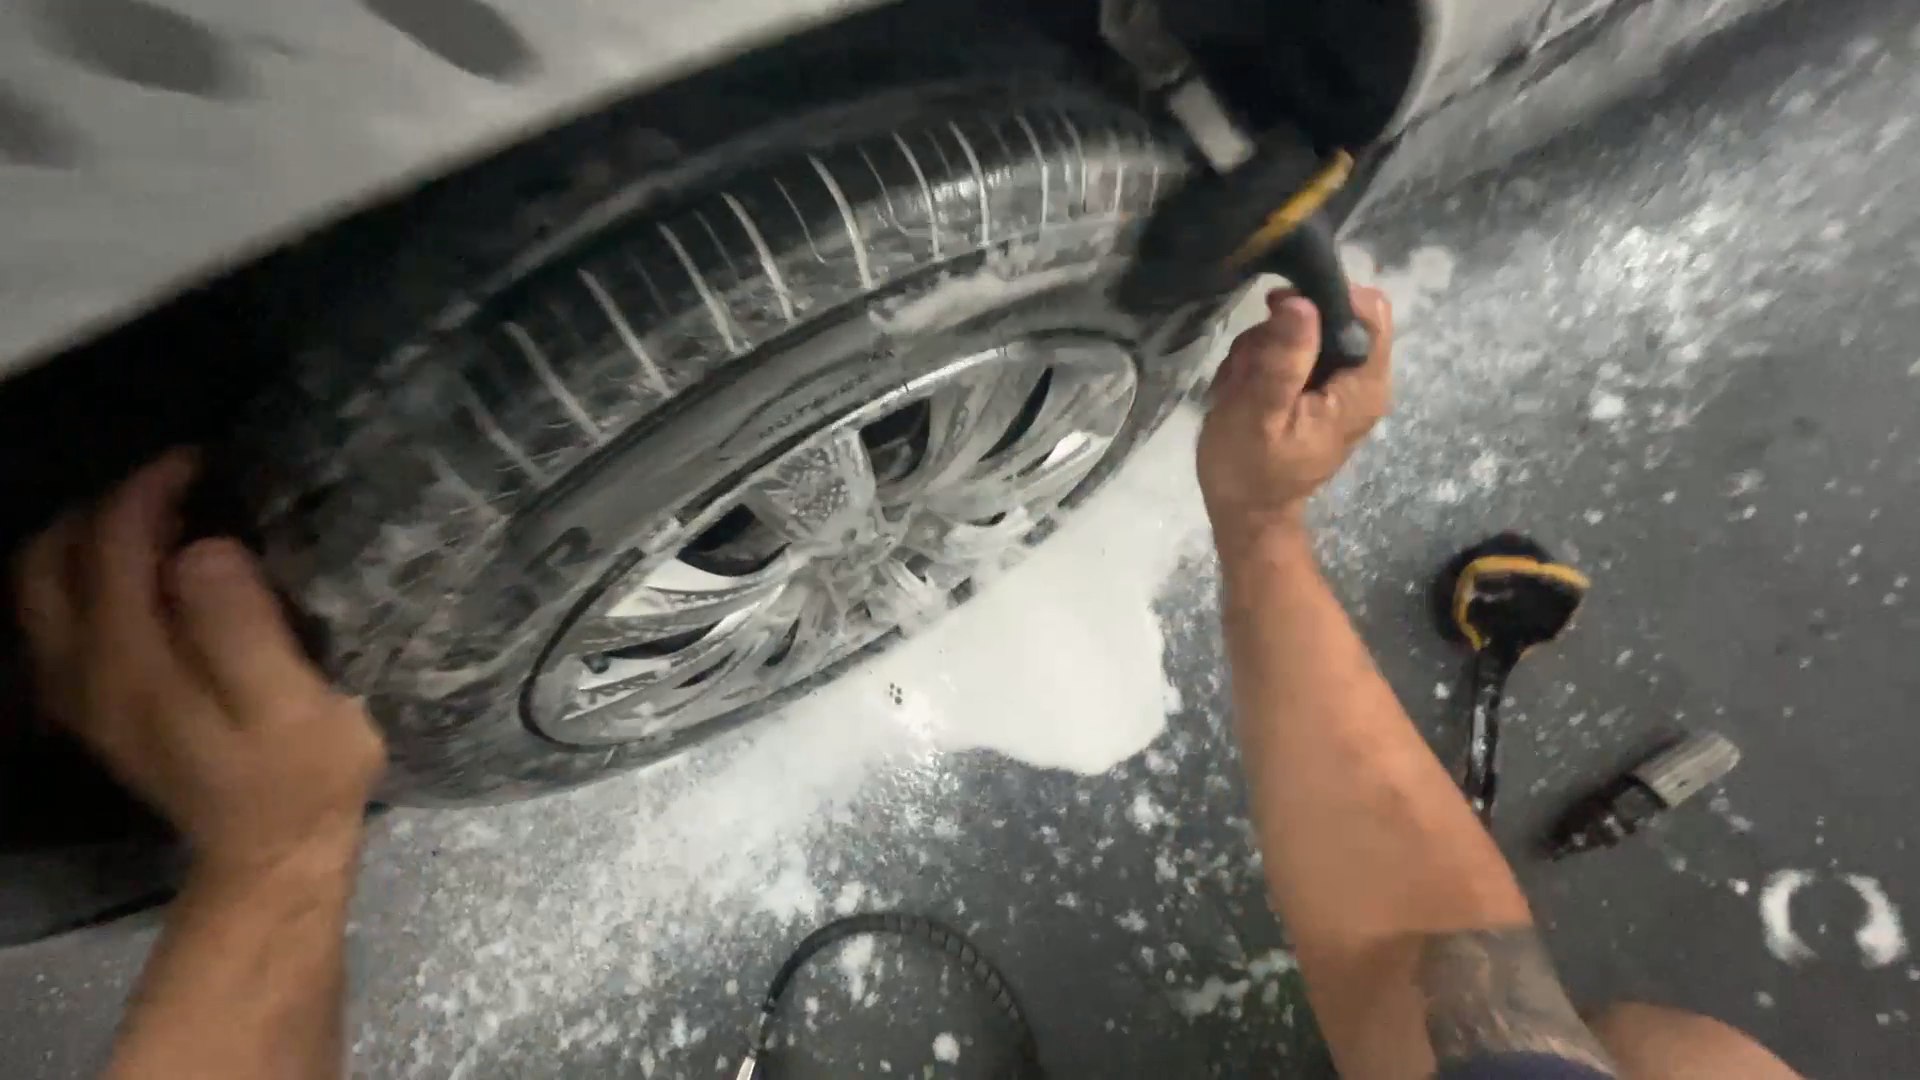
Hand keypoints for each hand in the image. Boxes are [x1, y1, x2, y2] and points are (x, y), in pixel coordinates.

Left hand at [13, 452, 385, 882]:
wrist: (271, 848)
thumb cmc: (304, 771)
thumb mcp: (294, 703)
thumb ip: (242, 628)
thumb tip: (205, 548)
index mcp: (133, 662)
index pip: (111, 548)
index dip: (148, 491)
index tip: (208, 462)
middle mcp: (83, 671)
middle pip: (51, 561)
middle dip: (108, 505)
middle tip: (186, 483)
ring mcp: (81, 693)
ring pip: (41, 590)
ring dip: (89, 538)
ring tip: (164, 517)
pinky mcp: (99, 707)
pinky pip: (59, 621)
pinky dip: (87, 578)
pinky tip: (146, 576)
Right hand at [1197, 287, 1393, 547]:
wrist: (1246, 516)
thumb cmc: (1249, 471)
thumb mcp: (1258, 413)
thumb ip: (1282, 359)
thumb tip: (1301, 303)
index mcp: (1362, 386)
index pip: (1367, 309)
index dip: (1322, 298)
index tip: (1273, 311)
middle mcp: (1362, 381)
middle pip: (1331, 318)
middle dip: (1280, 333)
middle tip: (1247, 368)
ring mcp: (1339, 389)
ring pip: (1304, 336)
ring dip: (1263, 352)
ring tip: (1239, 387)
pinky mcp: (1317, 396)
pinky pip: (1293, 358)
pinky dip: (1263, 367)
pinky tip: (1244, 392)